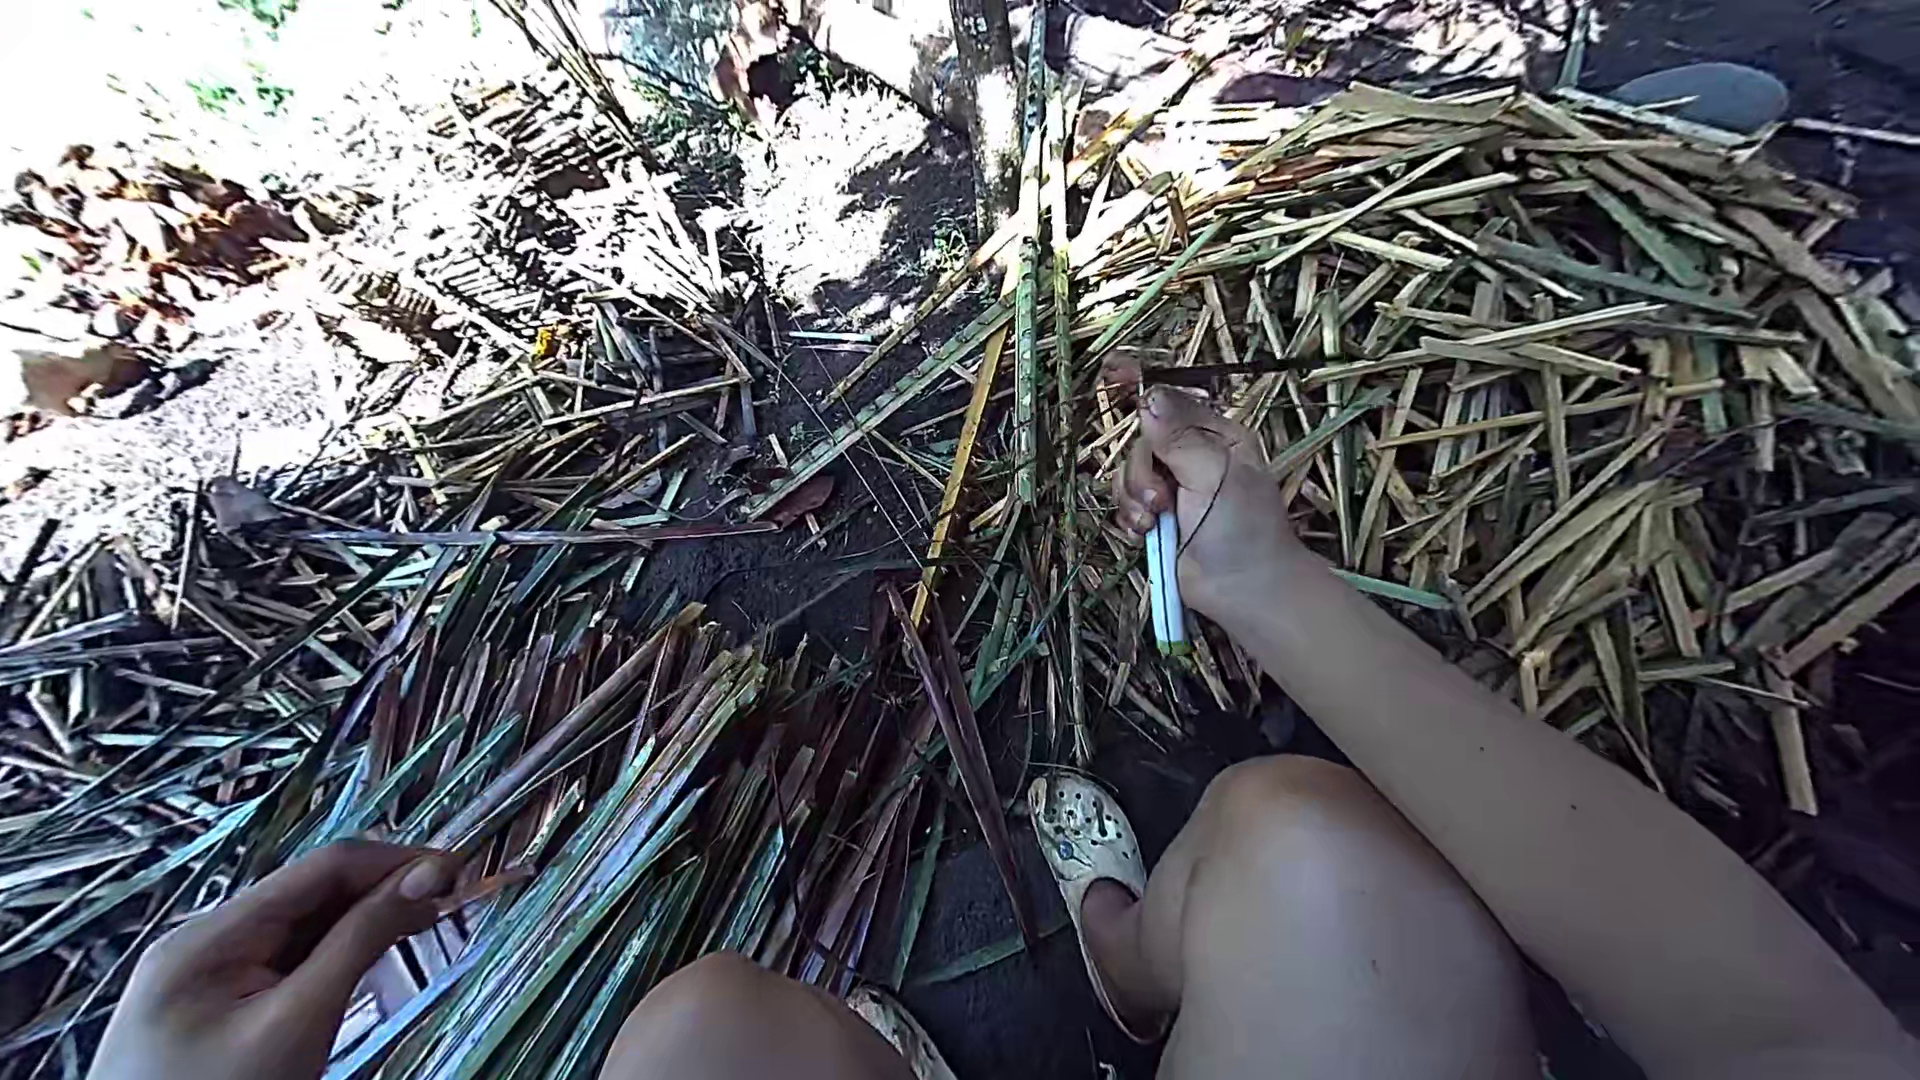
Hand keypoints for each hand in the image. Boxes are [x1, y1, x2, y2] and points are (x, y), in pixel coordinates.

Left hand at [88, 841, 456, 1079]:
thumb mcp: (301, 1017)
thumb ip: (365, 935)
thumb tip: (435, 870)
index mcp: (210, 937)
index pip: (327, 865)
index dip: (398, 860)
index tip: (456, 873)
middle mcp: (210, 939)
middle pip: (322, 888)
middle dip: (389, 888)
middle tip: (448, 899)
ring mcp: (216, 968)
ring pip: (319, 915)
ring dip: (376, 913)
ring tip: (426, 921)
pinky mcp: (231, 993)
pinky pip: (305, 947)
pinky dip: (351, 940)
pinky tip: (384, 944)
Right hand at [1111, 386, 1304, 623]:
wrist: (1241, 590)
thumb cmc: (1240, 529)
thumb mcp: (1213, 474)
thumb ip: (1178, 436)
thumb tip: (1148, 397)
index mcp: (1216, 437)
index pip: (1172, 403)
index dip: (1143, 392)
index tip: (1111, 373)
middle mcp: (1192, 457)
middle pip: (1141, 444)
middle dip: (1141, 473)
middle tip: (1161, 500)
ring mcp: (1172, 488)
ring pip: (1128, 475)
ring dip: (1133, 499)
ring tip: (1155, 522)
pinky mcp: (1156, 516)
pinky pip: (1124, 503)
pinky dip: (1129, 517)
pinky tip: (1145, 533)